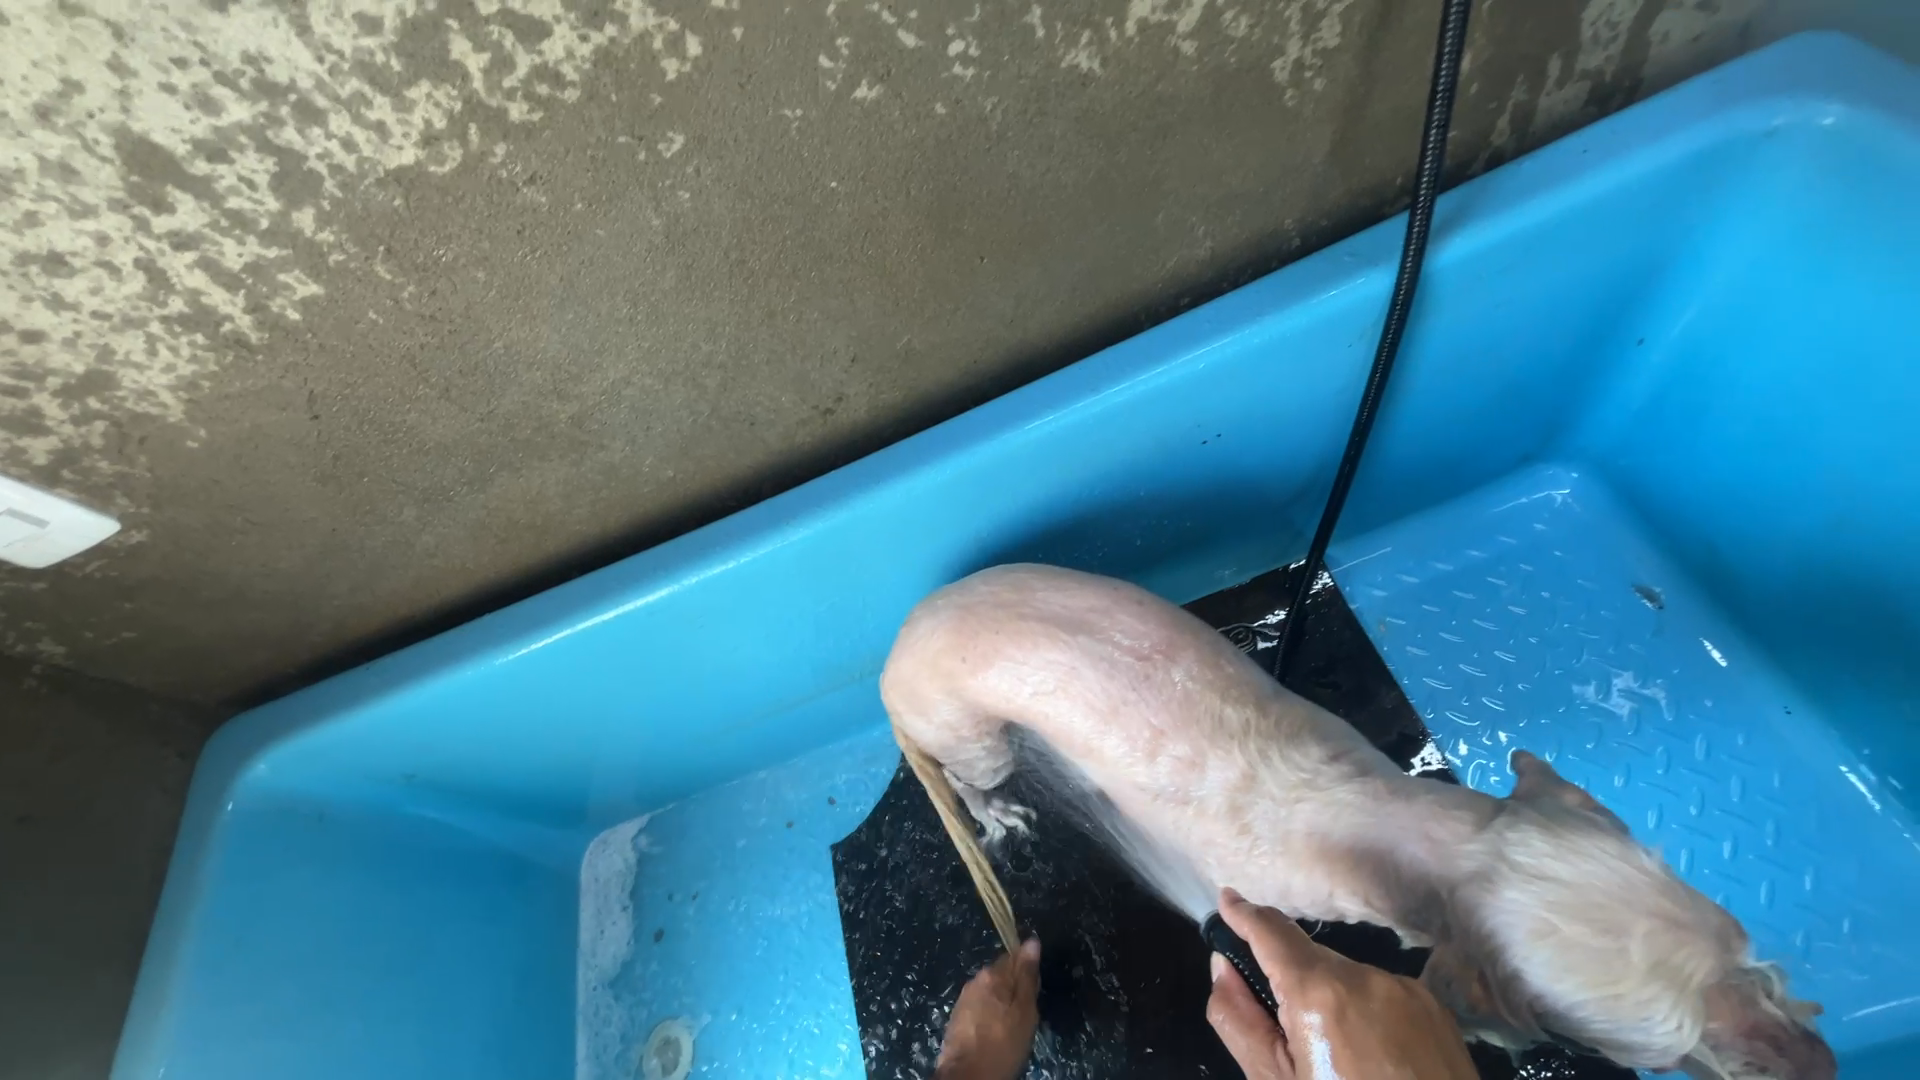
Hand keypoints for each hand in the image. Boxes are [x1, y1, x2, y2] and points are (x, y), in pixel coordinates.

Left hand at [935, 938, 1041, 1079]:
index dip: (1027, 970)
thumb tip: (1032, 942)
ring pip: (990, 991)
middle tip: (1025, 1011)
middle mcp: (976, 979)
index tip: (1035, 988)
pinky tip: (994, 1030)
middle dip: (1014, 986)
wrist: (967, 1075)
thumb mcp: (1025, 1012)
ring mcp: (964, 997)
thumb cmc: (1002, 1044)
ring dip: (1001, 1000)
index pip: (1014, 956)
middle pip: (1001, 973)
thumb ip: (1028, 977)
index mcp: (993, 974)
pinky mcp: (957, 1016)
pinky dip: (989, 1013)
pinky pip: (980, 1005)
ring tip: (1011, 1024)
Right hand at [1207, 889, 1476, 1079]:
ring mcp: (1407, 991)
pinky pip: (1382, 994)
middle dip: (1289, 976)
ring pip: (1346, 976)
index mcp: (1319, 993)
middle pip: (1308, 957)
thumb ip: (1238, 1021)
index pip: (1271, 931)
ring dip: (1330, 996)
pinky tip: (1375, 1059)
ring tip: (1339, 1055)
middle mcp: (1365, 976)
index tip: (1227, 900)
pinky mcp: (1437, 1011)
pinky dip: (1366, 1012)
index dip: (1244, 914)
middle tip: (1285, 1028)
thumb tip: (1224, 966)